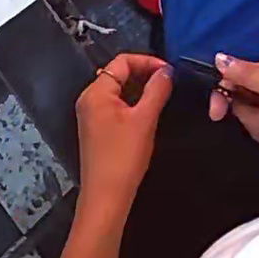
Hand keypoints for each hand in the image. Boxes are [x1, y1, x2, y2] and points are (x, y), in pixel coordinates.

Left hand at [74, 53, 174, 226]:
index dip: (147, 61)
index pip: (122, 62)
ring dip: (140, 87)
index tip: (169, 70)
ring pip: (118, 89)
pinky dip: (132, 101)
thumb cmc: (123, 157)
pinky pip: (115, 104)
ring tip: (163, 92)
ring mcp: (91, 113)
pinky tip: (149, 109)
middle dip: (144, 73)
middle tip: (169, 80)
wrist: (106, 196)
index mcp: (96, 92)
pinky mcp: (96, 127)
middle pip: (118, 73)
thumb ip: (157, 90)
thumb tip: (167, 71)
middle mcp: (89, 98)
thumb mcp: (144, 120)